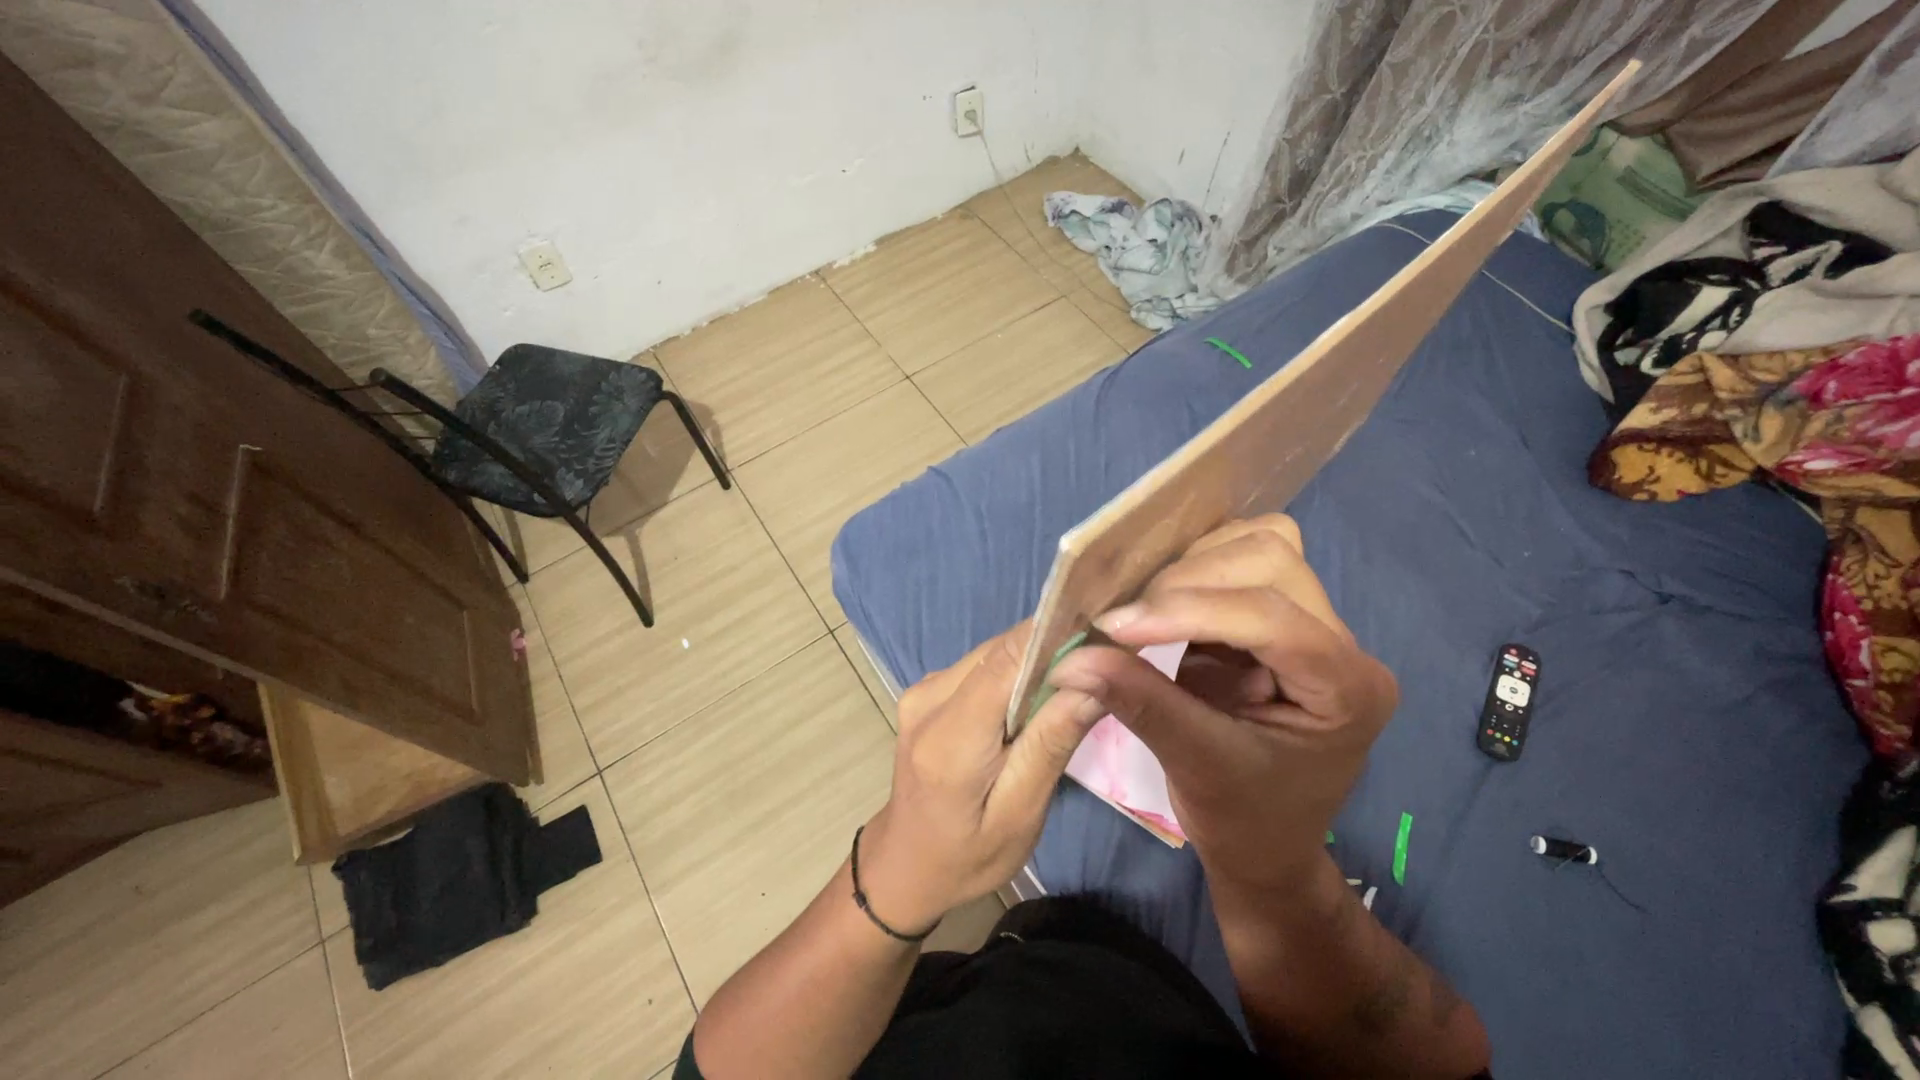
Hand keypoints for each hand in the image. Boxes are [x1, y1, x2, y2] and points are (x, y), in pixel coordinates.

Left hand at [857, 622, 1107, 935]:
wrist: (905, 865)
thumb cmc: (967, 856)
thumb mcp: (1020, 814)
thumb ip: (1050, 745)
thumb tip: (1093, 679)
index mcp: (950, 736)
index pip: (1008, 657)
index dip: (1059, 632)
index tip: (1112, 628)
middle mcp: (929, 698)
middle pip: (1004, 650)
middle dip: (1058, 647)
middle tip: (1114, 658)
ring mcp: (923, 689)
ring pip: (996, 653)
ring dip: (1040, 660)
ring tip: (1088, 675)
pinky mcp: (928, 691)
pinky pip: (983, 666)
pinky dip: (1018, 673)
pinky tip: (1045, 693)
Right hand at [1048, 515, 1397, 890]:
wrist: (1266, 848)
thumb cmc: (1244, 820)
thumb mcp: (1194, 765)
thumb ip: (1141, 701)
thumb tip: (1071, 658)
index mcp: (1347, 689)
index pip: (1270, 618)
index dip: (1189, 611)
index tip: (1114, 626)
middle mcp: (1344, 644)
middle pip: (1271, 561)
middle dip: (1187, 581)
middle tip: (1122, 620)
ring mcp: (1315, 625)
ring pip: (1259, 548)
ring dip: (1189, 570)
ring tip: (1139, 611)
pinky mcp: (1280, 619)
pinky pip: (1239, 567)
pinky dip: (1190, 576)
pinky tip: (1155, 606)